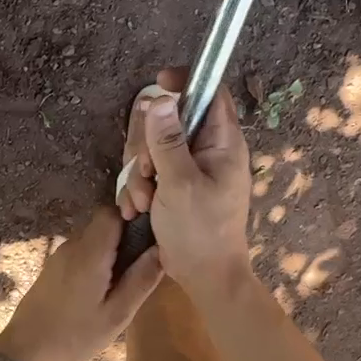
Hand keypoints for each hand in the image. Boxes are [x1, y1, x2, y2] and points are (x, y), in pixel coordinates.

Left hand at [0, 206, 164, 360]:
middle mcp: (72, 246)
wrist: (27, 349)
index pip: (112, 212)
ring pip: (91, 239)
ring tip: (120, 285)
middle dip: (124, 239)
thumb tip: (162, 249)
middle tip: (138, 269)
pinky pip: (80, 253)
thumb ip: (140, 280)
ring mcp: (59, 256)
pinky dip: (94, 262)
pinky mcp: (52, 268)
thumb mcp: (117, 314)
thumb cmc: (75, 335)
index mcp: (90, 253)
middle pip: (103, 224)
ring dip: (109, 253)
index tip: (148, 241)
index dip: (133, 219)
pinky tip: (98, 291)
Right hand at [134, 68, 252, 294]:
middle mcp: (209, 151)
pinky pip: (151, 173)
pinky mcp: (176, 187)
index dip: (185, 82)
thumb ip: (168, 141)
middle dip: (147, 146)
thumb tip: (159, 100)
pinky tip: (137, 209)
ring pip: (154, 148)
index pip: (210, 92)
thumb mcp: (179, 184)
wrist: (206, 277)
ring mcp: (192, 169)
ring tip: (140, 202)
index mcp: (223, 143)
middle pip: (170, 119)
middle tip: (146, 172)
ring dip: (139, 174)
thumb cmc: (200, 232)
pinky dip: (140, 189)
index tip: (157, 86)